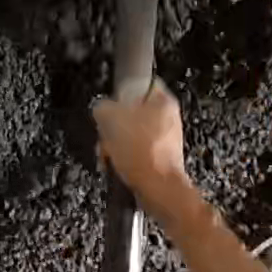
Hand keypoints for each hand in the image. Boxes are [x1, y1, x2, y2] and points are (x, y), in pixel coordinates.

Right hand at [91, 80, 191, 209]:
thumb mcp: (110, 118)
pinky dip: (124, 159)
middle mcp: (169, 119)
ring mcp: (166, 141)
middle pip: (132, 112)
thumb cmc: (141, 151)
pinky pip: (136, 153)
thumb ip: (102, 106)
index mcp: (163, 101)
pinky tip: (117, 166)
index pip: (141, 83)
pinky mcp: (161, 160)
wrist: (158, 188)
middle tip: (107, 134)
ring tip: (110, 154)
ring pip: (131, 135)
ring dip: (115, 144)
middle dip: (114, 125)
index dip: (121, 92)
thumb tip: (102, 109)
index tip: (111, 103)